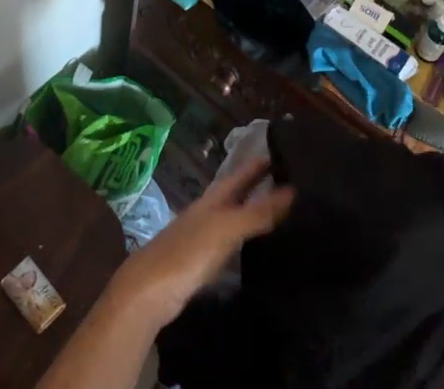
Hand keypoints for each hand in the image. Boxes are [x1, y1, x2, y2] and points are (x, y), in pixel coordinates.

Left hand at [104, 155, 294, 327]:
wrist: (149, 292)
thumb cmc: (187, 253)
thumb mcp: (225, 228)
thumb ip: (257, 212)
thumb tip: (294, 190)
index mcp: (213, 199)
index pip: (241, 173)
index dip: (260, 162)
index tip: (286, 150)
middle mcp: (208, 212)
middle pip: (237, 193)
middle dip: (260, 184)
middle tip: (293, 180)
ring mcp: (204, 236)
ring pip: (235, 216)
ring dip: (256, 210)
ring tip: (285, 210)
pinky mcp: (203, 262)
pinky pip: (232, 241)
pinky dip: (248, 237)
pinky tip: (260, 246)